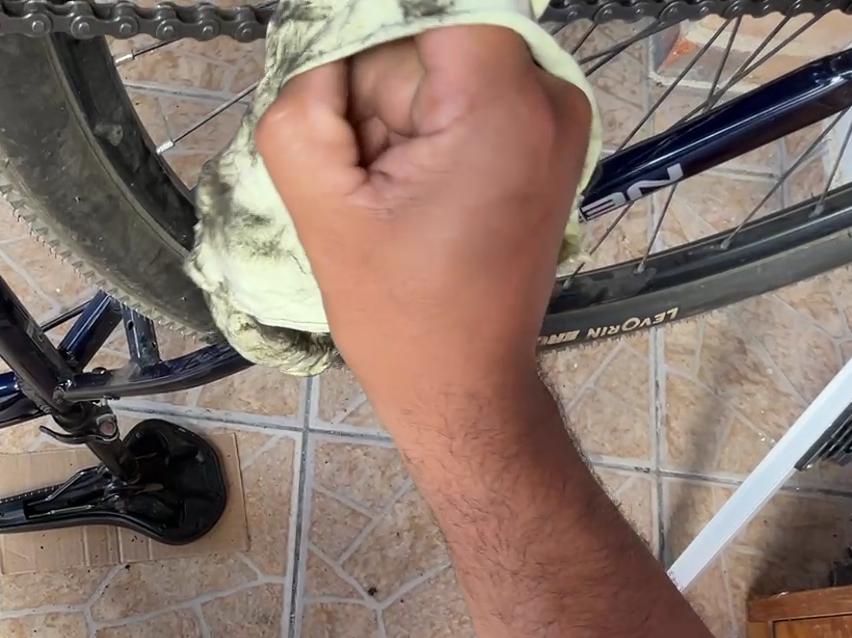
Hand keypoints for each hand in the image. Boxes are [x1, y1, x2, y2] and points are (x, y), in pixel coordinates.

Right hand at [256, 27, 589, 418]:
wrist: (462, 386)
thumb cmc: (403, 321)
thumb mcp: (326, 218)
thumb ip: (300, 117)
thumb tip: (312, 57)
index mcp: (501, 104)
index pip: (421, 4)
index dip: (358, 46)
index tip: (337, 117)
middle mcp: (546, 94)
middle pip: (425, 41)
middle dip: (374, 103)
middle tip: (363, 189)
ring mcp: (551, 119)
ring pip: (438, 76)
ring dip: (393, 130)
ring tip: (388, 209)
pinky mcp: (539, 146)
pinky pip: (461, 107)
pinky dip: (421, 143)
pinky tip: (409, 206)